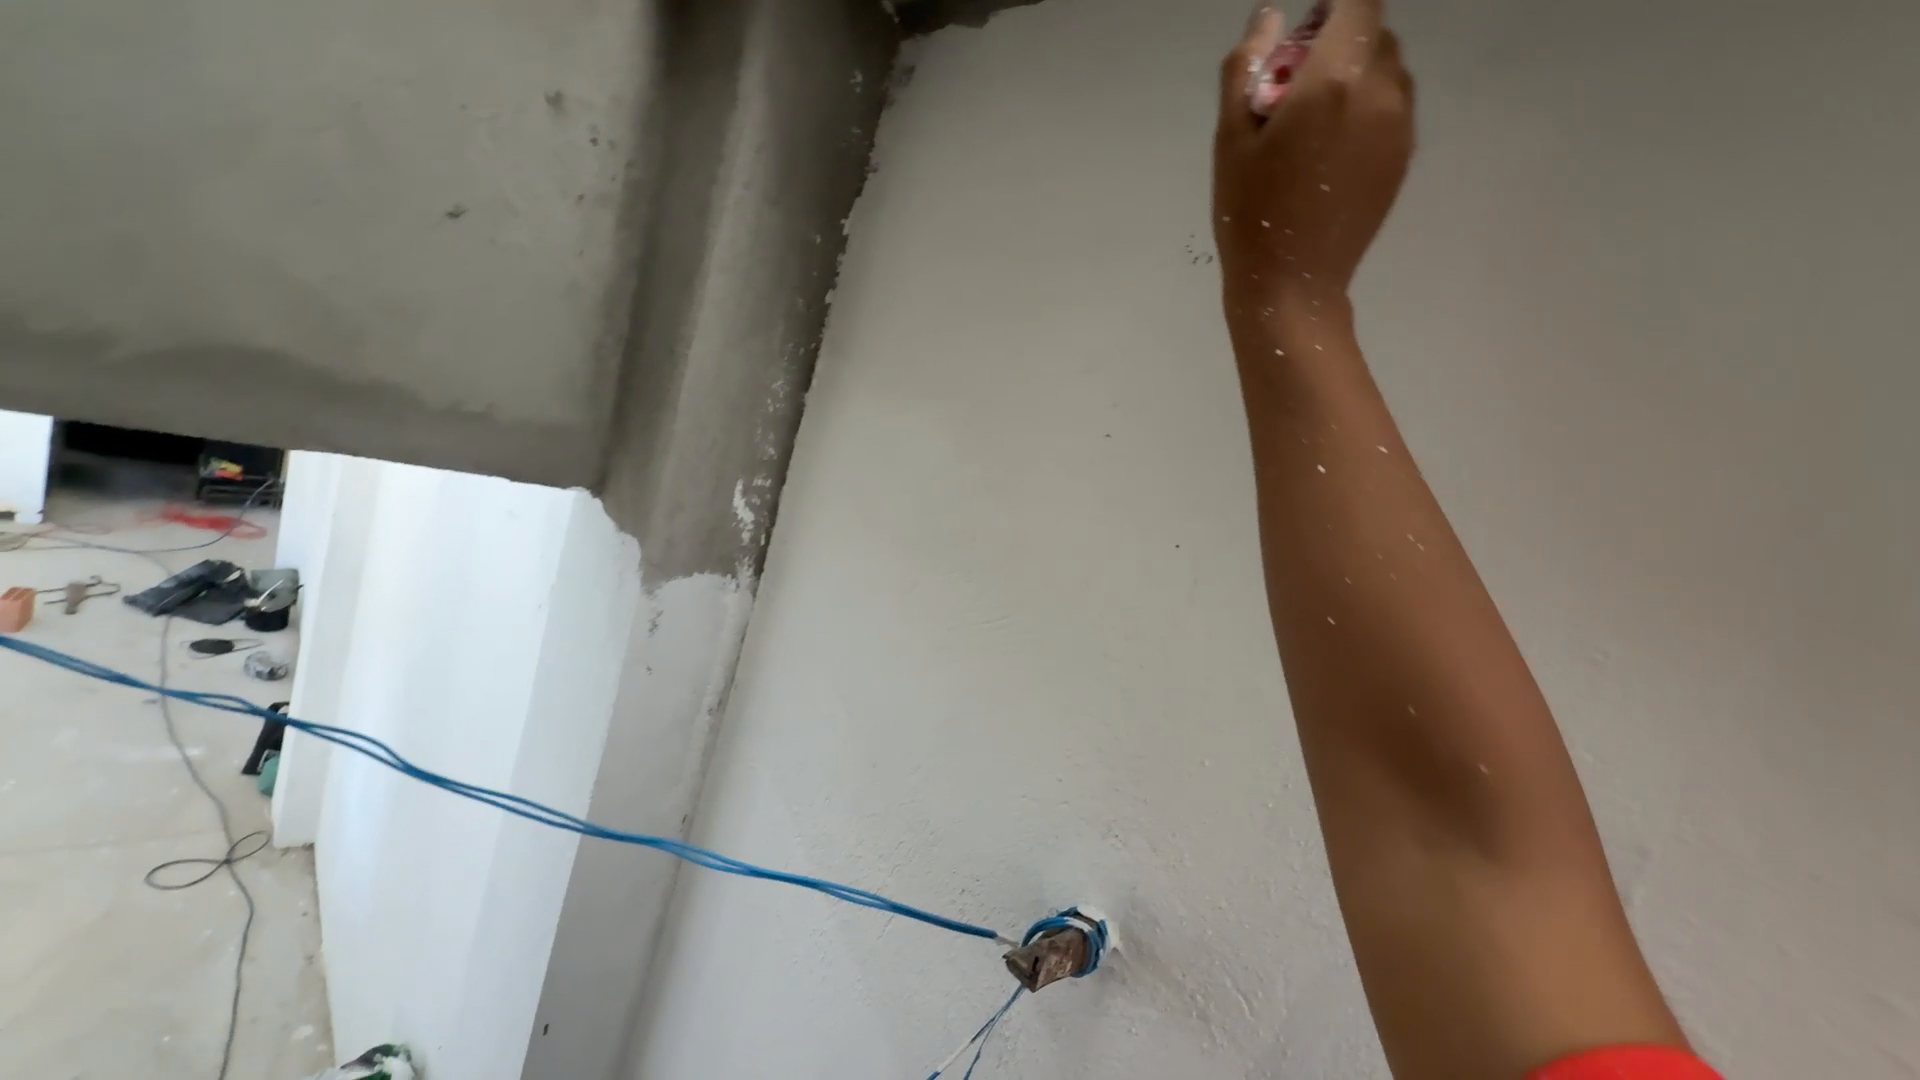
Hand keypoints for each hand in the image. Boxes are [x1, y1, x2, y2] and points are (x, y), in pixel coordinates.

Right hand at [1214, 1, 1414, 320]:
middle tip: (1296, 87)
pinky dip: (1368, 107)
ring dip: (1356, 74)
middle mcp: (1380, 90)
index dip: (1333, 6)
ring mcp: (1400, 125)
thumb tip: (1269, 17)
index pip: (1356, 1)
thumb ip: (1245, 67)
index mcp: (1333, 79)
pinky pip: (1394, 106)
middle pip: (1374, 33)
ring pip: (1389, 69)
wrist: (1292, 284)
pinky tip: (1332, 151)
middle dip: (1339, 41)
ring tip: (1315, 124)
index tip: (1305, 30)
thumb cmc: (1249, 214)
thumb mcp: (1229, 140)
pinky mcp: (1405, 154)